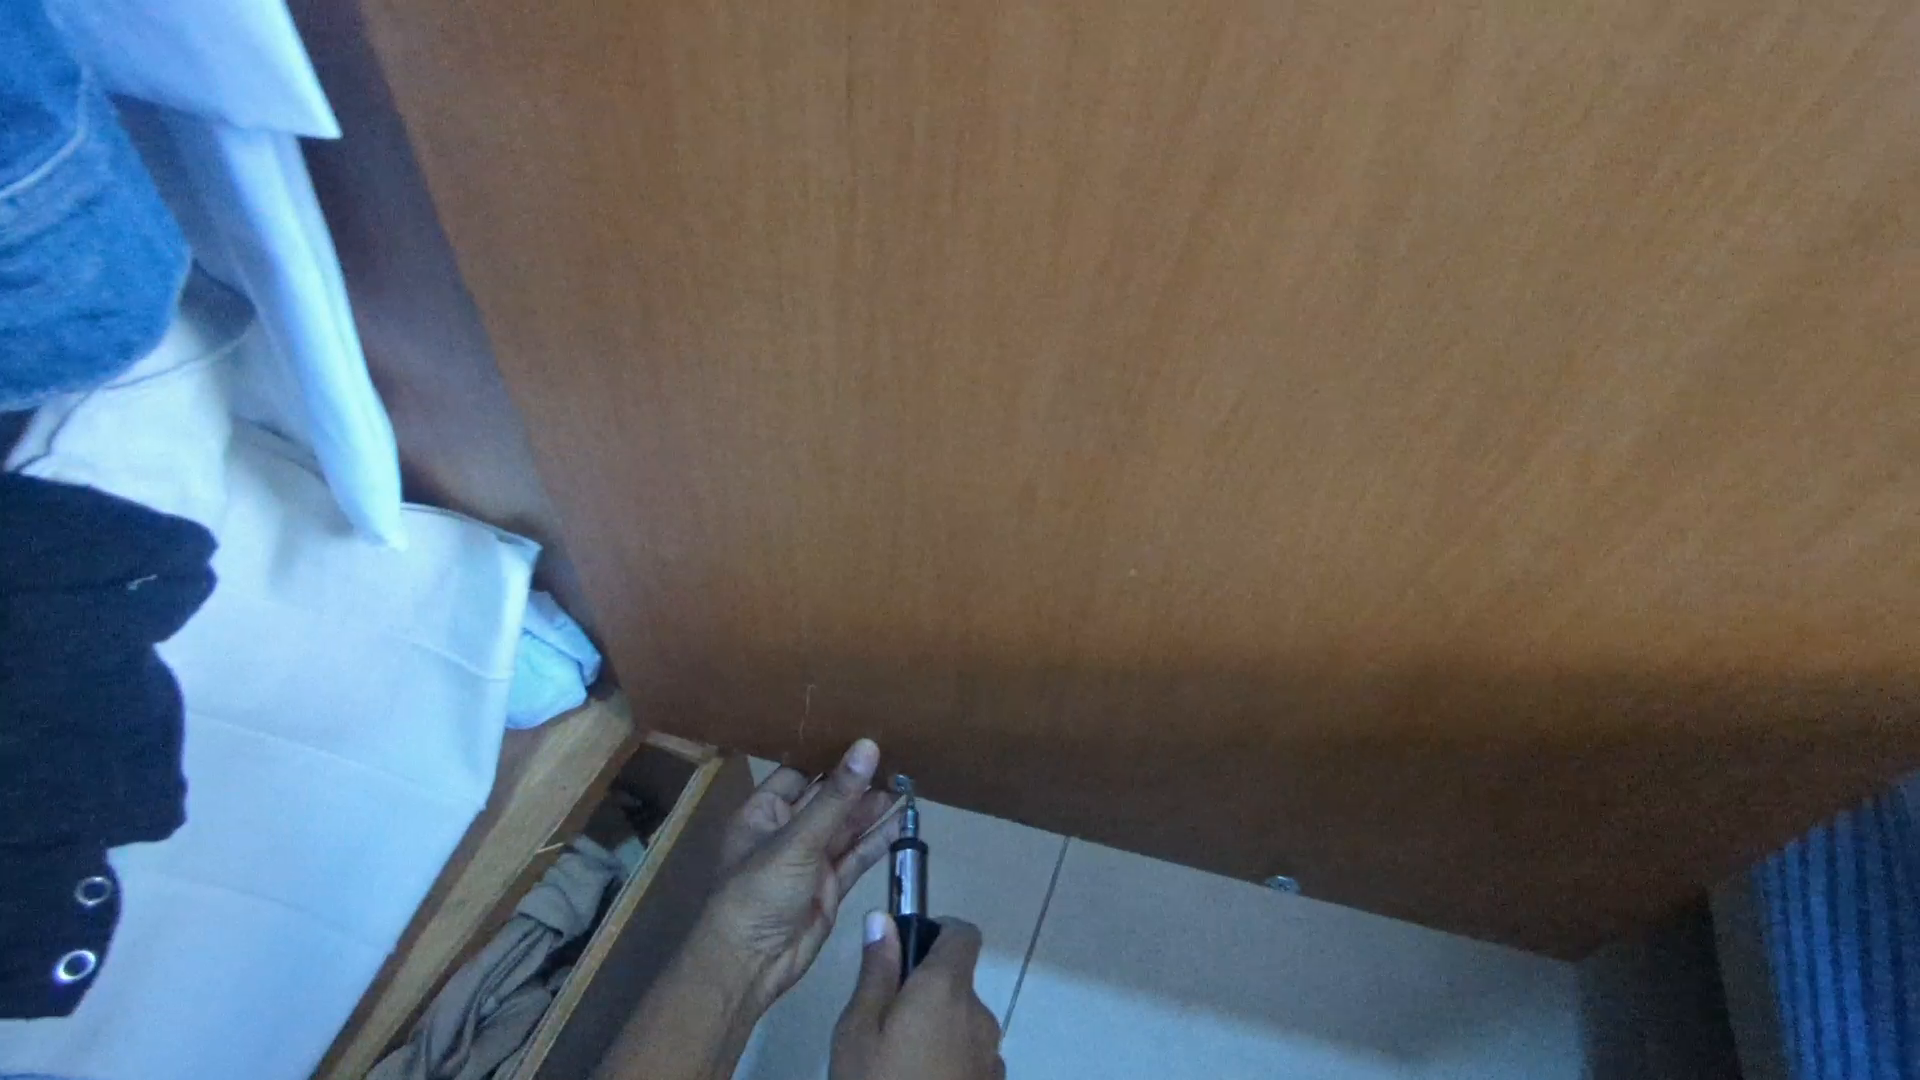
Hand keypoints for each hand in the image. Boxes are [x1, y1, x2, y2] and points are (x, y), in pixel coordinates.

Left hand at [699, 739, 901, 1010]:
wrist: (749, 967)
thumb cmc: (759, 890)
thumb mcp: (797, 839)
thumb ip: (837, 796)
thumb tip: (868, 745)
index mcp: (764, 811)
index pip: (800, 771)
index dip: (831, 753)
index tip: (866, 730)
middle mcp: (787, 830)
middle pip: (829, 798)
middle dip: (860, 780)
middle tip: (900, 755)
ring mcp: (810, 859)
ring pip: (847, 826)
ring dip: (875, 807)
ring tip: (909, 781)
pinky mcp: (830, 885)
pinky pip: (857, 854)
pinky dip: (879, 839)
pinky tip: (903, 820)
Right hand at [831, 915, 1005, 1079]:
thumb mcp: (858, 1032)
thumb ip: (876, 971)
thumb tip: (883, 919)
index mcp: (946, 989)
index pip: (964, 934)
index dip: (940, 932)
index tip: (910, 950)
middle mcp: (979, 1015)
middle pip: (958, 984)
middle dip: (926, 994)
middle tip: (885, 1026)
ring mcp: (991, 1058)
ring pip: (963, 1025)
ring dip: (938, 1032)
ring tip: (897, 1065)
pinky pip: (970, 1060)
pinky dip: (950, 1063)